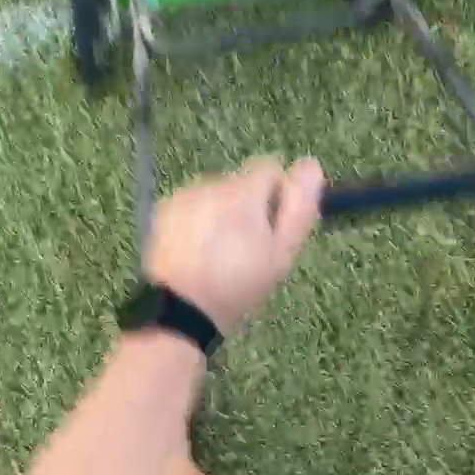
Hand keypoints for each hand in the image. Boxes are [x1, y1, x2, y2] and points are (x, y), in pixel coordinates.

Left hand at [145, 156, 324, 328]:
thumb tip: (311, 165)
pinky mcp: (162, 212)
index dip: (275, 197)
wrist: (181, 309)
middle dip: (246, 208)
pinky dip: (195, 222)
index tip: (270, 229)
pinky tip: (194, 252)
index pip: (269, 169)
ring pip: (214, 195)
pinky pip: (190, 207)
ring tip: (216, 255)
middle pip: (239, 183)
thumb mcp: (281, 253)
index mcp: (243, 192)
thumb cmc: (238, 285)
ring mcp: (183, 197)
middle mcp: (211, 185)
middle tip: (242, 249)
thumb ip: (299, 207)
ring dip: (219, 215)